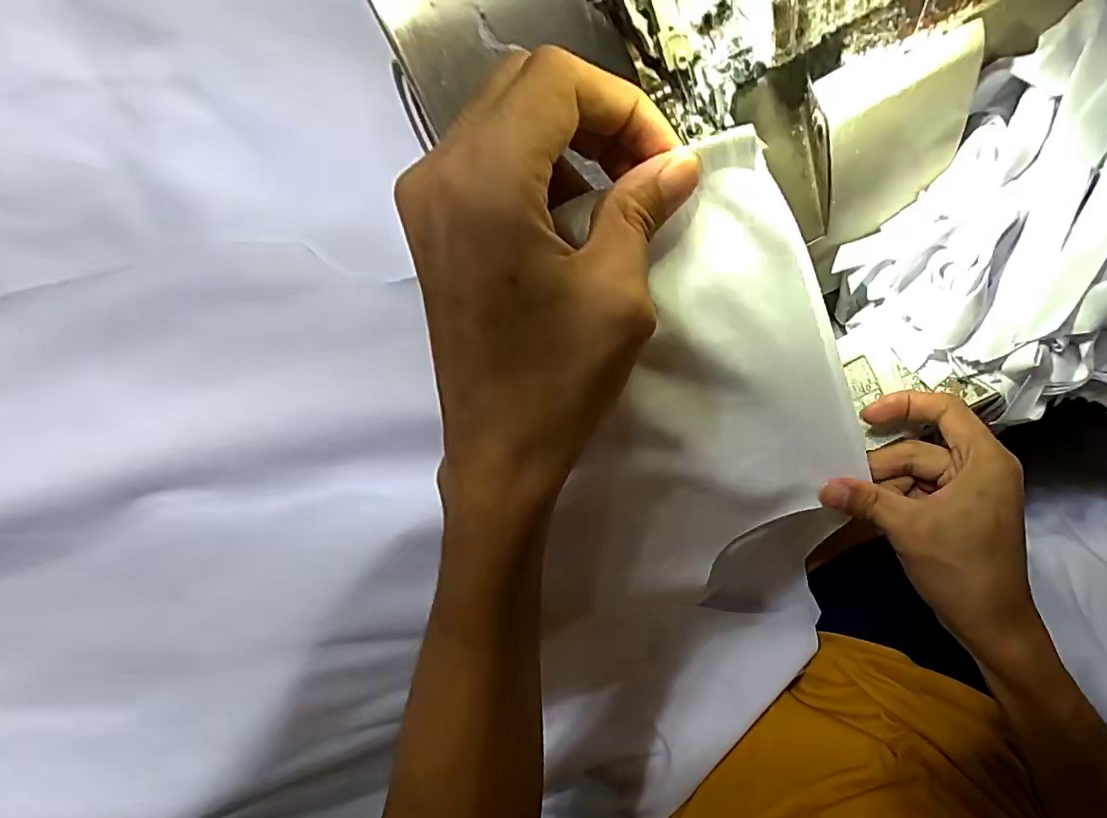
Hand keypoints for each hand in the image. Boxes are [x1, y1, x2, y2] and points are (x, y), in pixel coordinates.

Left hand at [393, 47, 701, 516]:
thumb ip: (640, 210)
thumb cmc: (562, 379)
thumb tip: (677, 163)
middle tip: (651, 174)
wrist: (500, 448)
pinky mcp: (433, 226)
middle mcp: (440, 168)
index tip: (667, 163)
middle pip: (526, 86)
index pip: (556, 80)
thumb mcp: (618, 293)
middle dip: (600, 117)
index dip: (625, 107)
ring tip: (623, 196)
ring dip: (572, 142)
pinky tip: (578, 217)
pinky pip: (488, 162)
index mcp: (486, 178)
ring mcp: (428, 196)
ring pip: (505, 119)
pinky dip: (542, 170)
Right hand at [819, 391, 1041, 659]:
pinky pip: (924, 497)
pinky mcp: (960, 515)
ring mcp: (971, 493)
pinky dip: (897, 504)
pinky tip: (868, 515)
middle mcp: (981, 467)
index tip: (866, 418)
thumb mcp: (909, 529)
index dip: (904, 404)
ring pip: (918, 476)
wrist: (993, 624)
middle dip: (882, 467)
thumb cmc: (960, 569)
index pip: (945, 408)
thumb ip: (867, 501)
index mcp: (983, 458)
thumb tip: (825, 487)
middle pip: (922, 450)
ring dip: (885, 489)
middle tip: (843, 485)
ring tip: (850, 504)